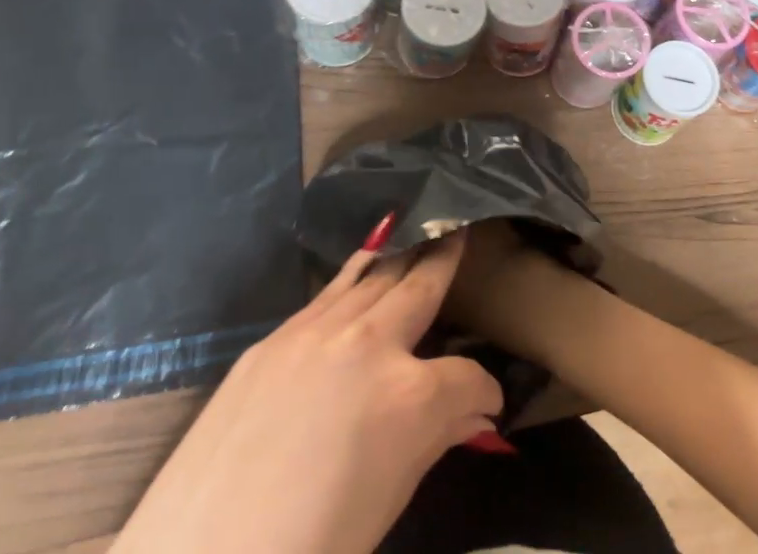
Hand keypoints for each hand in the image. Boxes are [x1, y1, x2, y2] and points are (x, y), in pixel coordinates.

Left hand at [113, 228, 503, 553]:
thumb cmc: (316, 544)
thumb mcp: (391, 497)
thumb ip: (436, 439)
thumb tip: (474, 415)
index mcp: (409, 395)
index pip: (468, 378)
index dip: (485, 393)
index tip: (487, 406)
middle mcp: (366, 344)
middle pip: (418, 288)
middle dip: (445, 262)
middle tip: (460, 235)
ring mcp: (313, 335)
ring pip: (368, 277)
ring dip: (399, 258)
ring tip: (418, 236)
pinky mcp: (271, 341)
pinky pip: (325, 298)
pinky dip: (352, 282)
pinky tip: (360, 279)